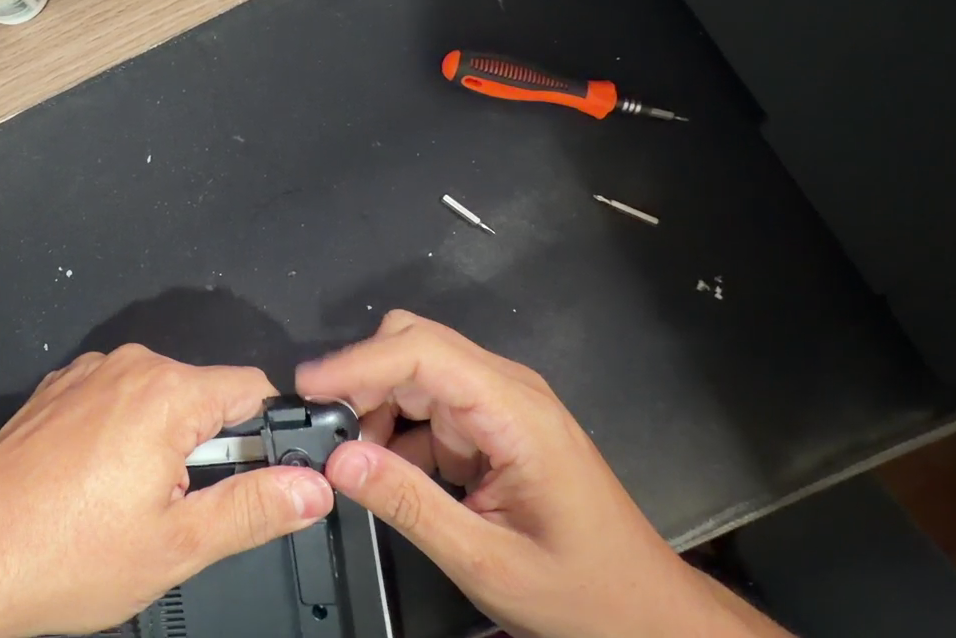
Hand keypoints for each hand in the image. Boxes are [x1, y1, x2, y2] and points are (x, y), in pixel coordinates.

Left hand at [0, 345, 335, 637]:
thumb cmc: (59, 555)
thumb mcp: (177, 545)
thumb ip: (254, 508)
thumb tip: (307, 487)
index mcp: (164, 394)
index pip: (254, 389)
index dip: (272, 433)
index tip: (269, 472)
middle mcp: (125, 369)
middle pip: (203, 394)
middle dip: (208, 447)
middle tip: (182, 507)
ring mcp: (85, 375)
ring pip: (158, 400)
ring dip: (163, 444)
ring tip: (129, 504)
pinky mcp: (57, 392)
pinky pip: (114, 401)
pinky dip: (121, 436)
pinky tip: (95, 488)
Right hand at [297, 311, 789, 637]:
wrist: (650, 614)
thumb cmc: (582, 591)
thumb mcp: (488, 562)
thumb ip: (409, 505)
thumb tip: (337, 458)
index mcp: (513, 410)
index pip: (422, 353)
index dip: (357, 362)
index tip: (305, 389)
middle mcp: (505, 388)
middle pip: (414, 345)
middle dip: (361, 378)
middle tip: (323, 429)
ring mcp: (499, 403)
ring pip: (414, 370)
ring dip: (374, 404)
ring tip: (350, 459)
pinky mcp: (492, 423)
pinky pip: (427, 404)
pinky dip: (395, 427)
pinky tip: (386, 469)